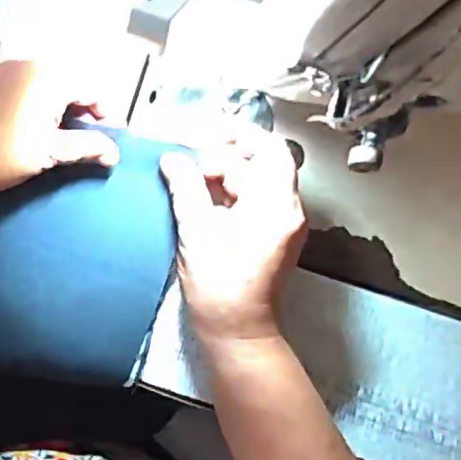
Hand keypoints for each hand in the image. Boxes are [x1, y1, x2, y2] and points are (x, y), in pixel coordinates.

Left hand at [0, 43, 119, 206]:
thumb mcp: (47, 153)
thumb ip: (84, 147)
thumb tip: (112, 153)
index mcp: (50, 75)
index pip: (92, 88)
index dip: (105, 113)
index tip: (108, 137)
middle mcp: (28, 60)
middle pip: (70, 78)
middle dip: (82, 105)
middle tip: (84, 136)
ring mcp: (2, 65)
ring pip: (44, 74)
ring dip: (57, 96)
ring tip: (56, 127)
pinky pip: (15, 69)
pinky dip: (28, 80)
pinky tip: (27, 94)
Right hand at [161, 121, 306, 344]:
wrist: (236, 328)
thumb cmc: (218, 283)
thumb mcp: (195, 229)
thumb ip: (185, 187)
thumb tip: (173, 159)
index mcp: (275, 204)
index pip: (268, 149)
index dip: (239, 134)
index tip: (208, 131)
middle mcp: (287, 210)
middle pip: (262, 164)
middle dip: (225, 157)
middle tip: (189, 162)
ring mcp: (281, 225)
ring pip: (256, 183)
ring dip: (224, 175)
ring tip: (189, 180)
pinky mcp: (270, 237)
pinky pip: (253, 202)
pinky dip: (228, 194)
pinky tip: (201, 200)